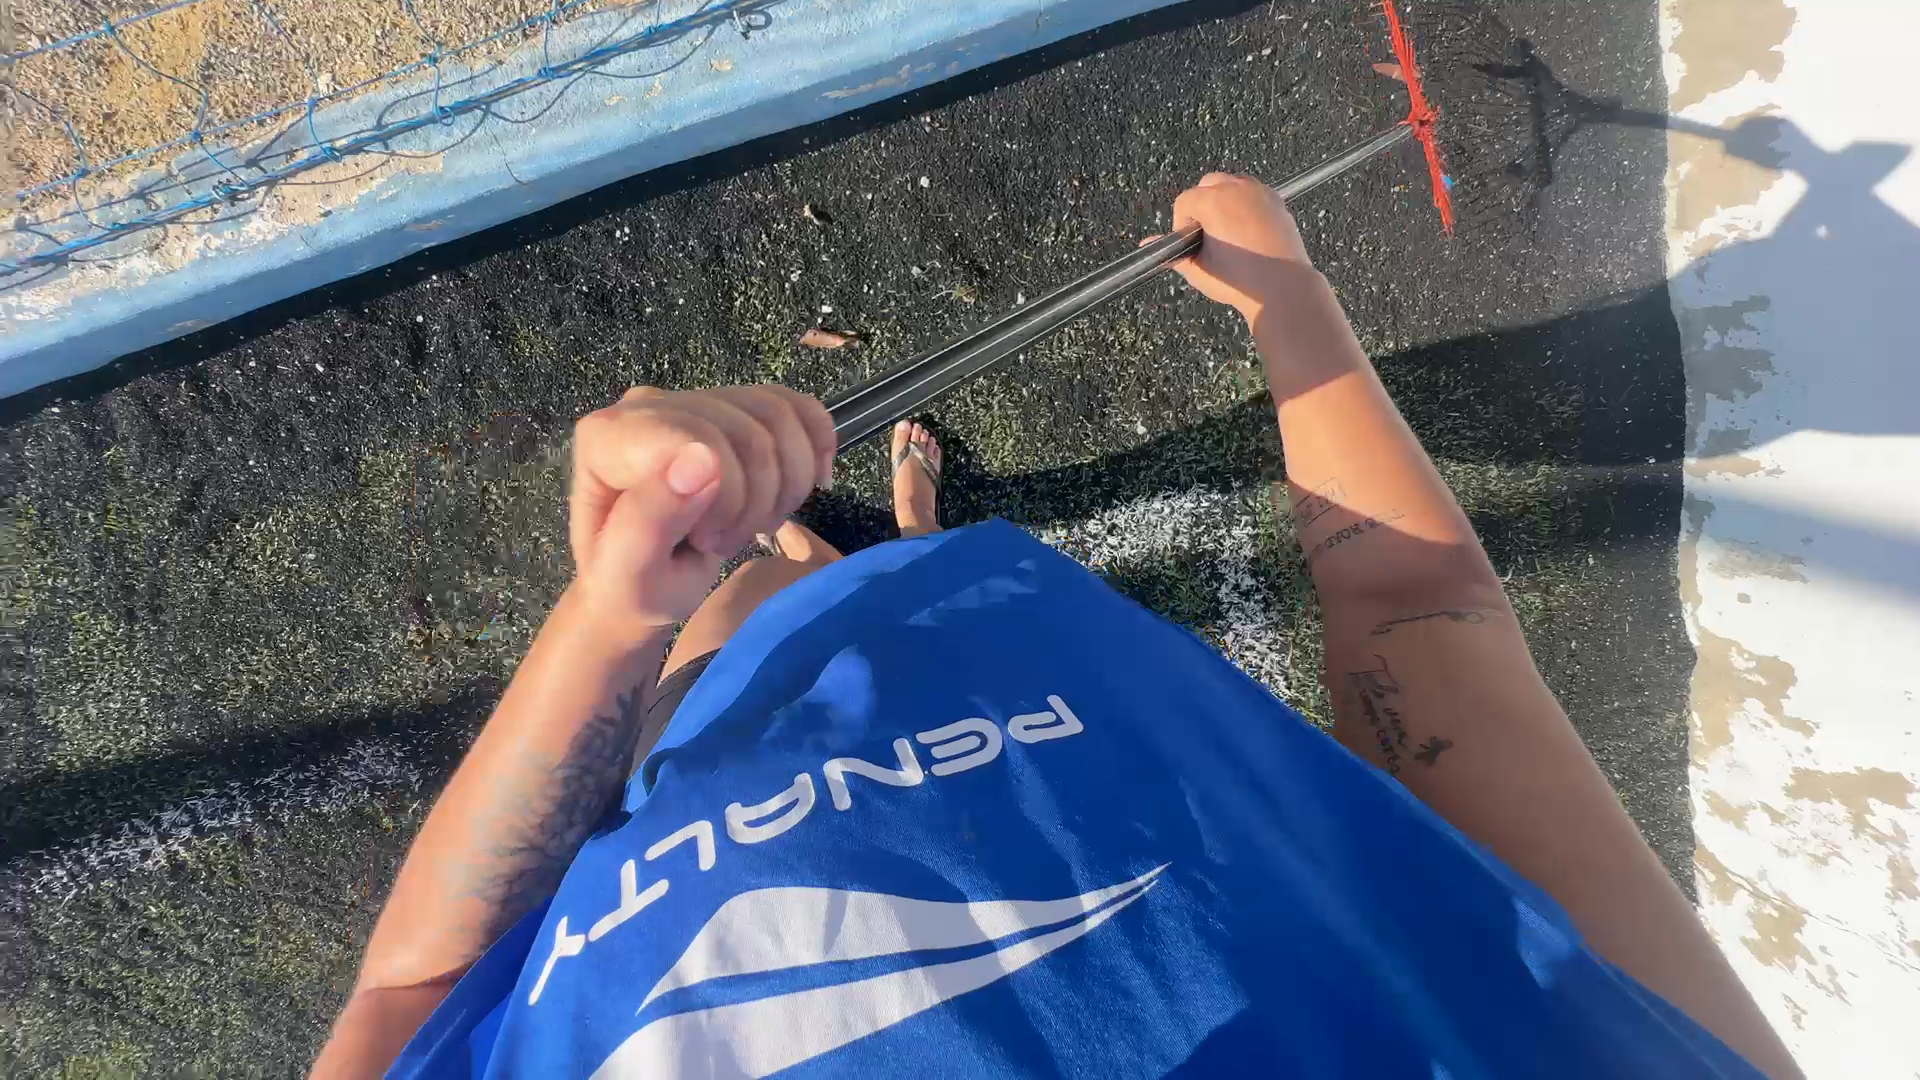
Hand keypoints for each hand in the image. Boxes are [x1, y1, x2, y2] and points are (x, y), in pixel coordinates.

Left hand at [568, 385, 835, 631]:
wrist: (647, 581)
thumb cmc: (633, 588)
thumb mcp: (631, 578)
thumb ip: (649, 520)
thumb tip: (701, 457)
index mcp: (608, 437)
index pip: (699, 438)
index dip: (726, 498)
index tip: (704, 539)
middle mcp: (650, 403)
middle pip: (749, 431)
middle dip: (756, 502)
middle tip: (725, 541)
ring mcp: (698, 400)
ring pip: (781, 416)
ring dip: (787, 485)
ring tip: (753, 522)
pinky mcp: (737, 408)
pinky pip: (798, 406)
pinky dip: (815, 448)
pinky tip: (808, 483)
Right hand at [1162, 173, 1313, 322]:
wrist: (1279, 284)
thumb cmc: (1236, 278)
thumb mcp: (1196, 268)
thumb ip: (1170, 251)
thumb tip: (1146, 243)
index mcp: (1212, 201)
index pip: (1184, 200)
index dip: (1181, 223)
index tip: (1190, 243)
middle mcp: (1236, 188)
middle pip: (1208, 183)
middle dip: (1202, 205)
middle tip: (1206, 235)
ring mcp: (1259, 191)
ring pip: (1232, 184)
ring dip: (1223, 202)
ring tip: (1226, 233)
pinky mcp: (1276, 199)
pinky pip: (1252, 193)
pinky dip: (1244, 205)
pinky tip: (1245, 232)